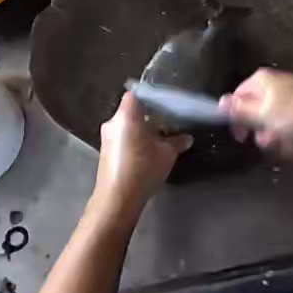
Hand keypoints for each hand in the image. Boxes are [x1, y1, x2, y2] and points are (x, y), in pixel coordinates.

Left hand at [92, 94, 190, 219]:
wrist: (117, 198)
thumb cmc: (142, 170)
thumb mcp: (166, 154)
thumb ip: (177, 141)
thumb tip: (186, 137)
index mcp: (126, 115)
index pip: (136, 94)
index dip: (151, 97)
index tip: (166, 105)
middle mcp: (113, 121)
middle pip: (132, 110)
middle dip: (151, 117)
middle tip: (169, 125)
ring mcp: (107, 136)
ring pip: (127, 125)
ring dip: (143, 130)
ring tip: (162, 140)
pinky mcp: (106, 149)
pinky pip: (122, 136)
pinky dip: (134, 139)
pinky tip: (148, 153)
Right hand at [219, 69, 292, 160]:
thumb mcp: (261, 115)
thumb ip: (238, 111)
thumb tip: (219, 102)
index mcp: (263, 80)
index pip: (239, 96)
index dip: (237, 118)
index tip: (241, 137)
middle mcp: (279, 86)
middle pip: (262, 115)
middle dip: (268, 135)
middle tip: (273, 143)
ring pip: (282, 127)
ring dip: (288, 143)